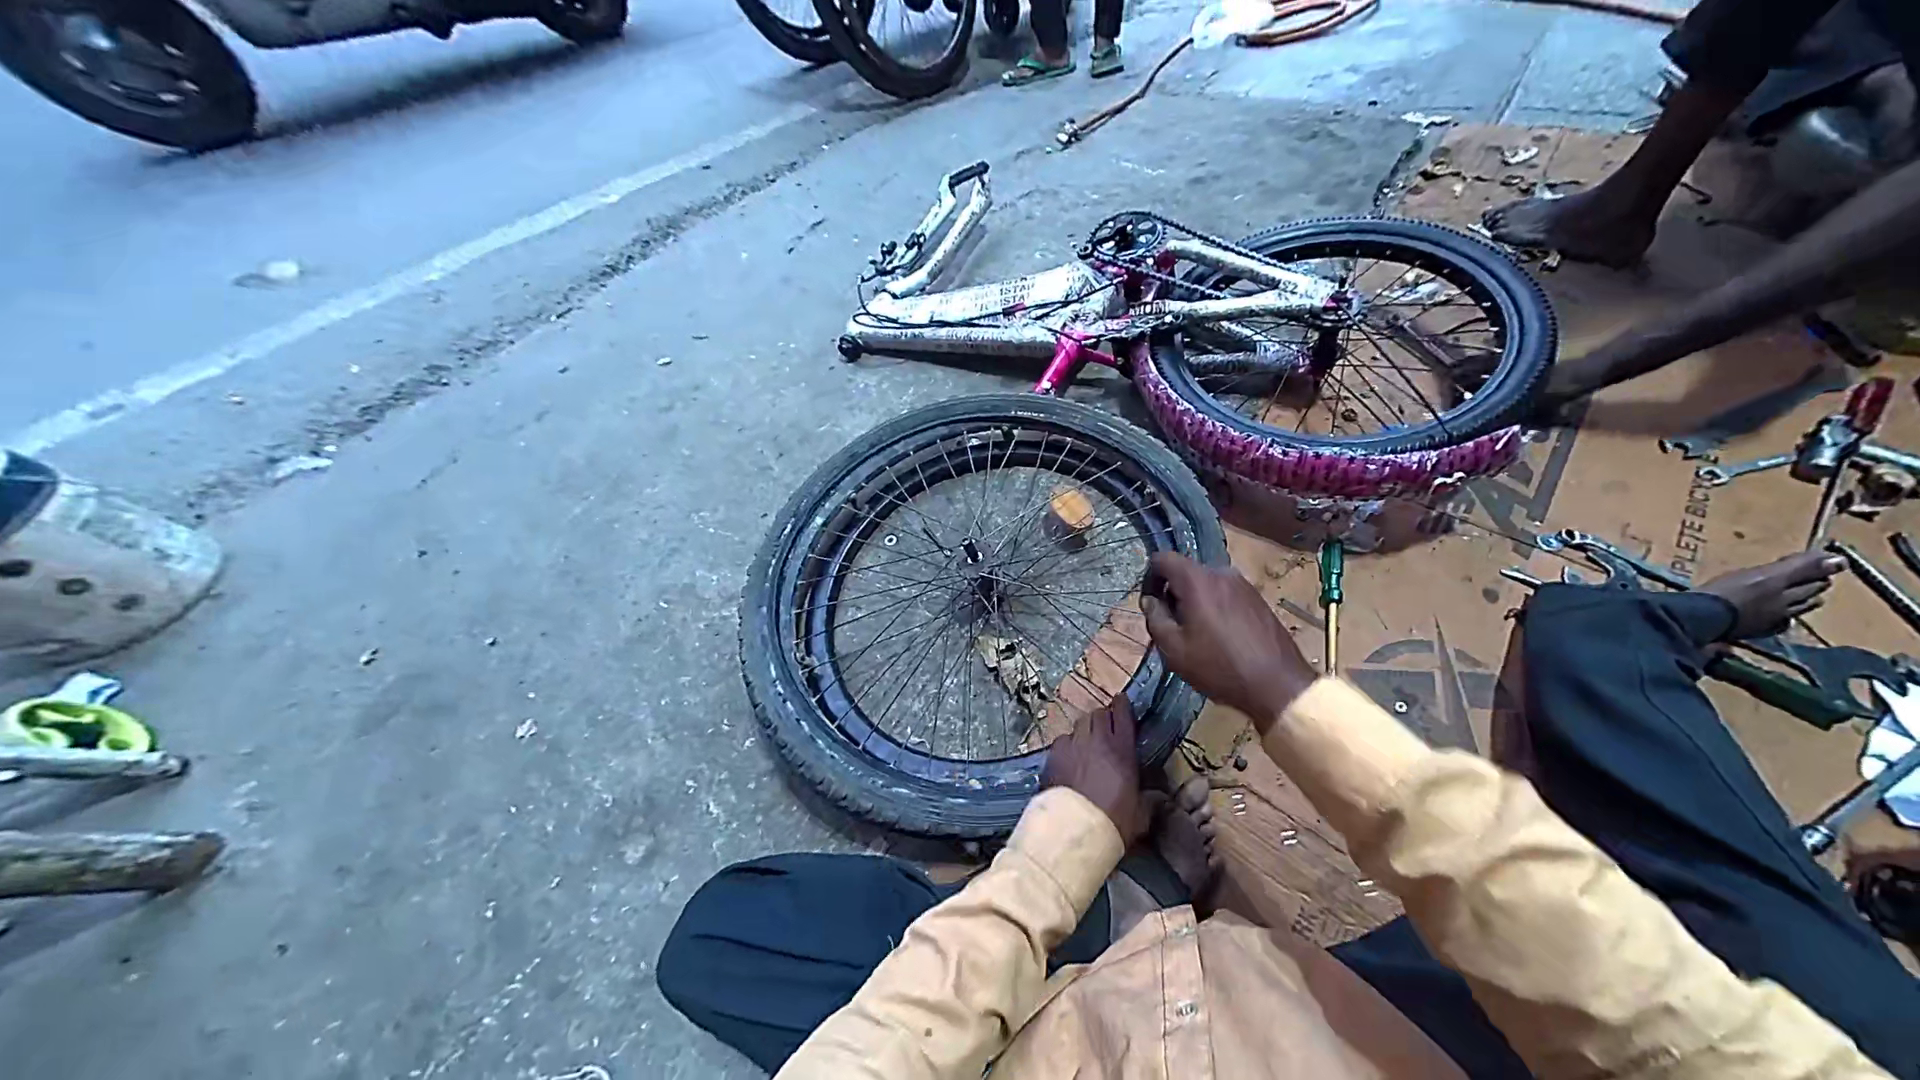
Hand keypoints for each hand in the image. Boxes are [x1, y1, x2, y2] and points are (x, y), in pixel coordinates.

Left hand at [1042, 695, 1146, 843]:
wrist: (1073, 830)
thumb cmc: (1113, 823)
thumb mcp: (1141, 814)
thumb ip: (1149, 800)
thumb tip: (1156, 798)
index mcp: (1121, 750)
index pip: (1122, 715)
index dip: (1123, 705)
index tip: (1123, 701)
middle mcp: (1095, 741)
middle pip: (1098, 714)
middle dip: (1104, 718)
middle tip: (1107, 728)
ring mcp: (1071, 745)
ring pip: (1079, 724)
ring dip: (1086, 729)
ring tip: (1088, 742)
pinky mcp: (1052, 755)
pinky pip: (1062, 740)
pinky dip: (1068, 744)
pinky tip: (1070, 756)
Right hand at [1140, 552, 1316, 727]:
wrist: (1277, 685)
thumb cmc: (1218, 667)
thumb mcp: (1173, 648)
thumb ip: (1155, 618)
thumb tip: (1150, 601)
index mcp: (1197, 580)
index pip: (1163, 559)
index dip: (1150, 578)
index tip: (1151, 604)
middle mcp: (1222, 573)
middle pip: (1186, 573)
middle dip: (1173, 594)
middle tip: (1172, 626)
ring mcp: (1244, 585)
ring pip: (1206, 585)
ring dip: (1195, 603)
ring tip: (1197, 636)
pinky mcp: (1258, 599)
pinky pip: (1225, 595)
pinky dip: (1214, 608)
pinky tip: (1220, 638)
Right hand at [1697, 550, 1843, 639]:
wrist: (1697, 620)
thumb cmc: (1728, 593)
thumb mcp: (1765, 575)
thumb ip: (1801, 568)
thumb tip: (1842, 559)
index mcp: (1787, 595)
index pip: (1812, 580)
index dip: (1815, 571)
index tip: (1817, 563)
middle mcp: (1784, 611)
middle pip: (1805, 598)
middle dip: (1809, 588)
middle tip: (1806, 581)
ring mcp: (1765, 624)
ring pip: (1790, 612)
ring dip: (1794, 604)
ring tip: (1789, 599)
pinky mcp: (1746, 633)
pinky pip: (1769, 625)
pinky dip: (1774, 620)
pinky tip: (1768, 620)